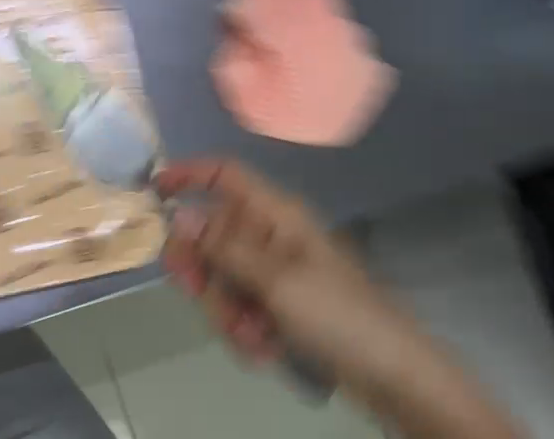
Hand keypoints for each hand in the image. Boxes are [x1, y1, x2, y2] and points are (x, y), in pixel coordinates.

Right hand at [156, 158, 433, 396]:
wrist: (399, 379)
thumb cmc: (340, 315)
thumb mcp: (275, 280)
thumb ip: (222, 247)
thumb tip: (177, 215)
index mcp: (275, 215)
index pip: (225, 175)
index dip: (189, 174)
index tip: (154, 192)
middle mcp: (272, 236)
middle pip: (212, 233)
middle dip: (202, 269)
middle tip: (196, 294)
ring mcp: (276, 272)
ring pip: (222, 276)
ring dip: (225, 309)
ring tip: (247, 339)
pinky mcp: (282, 306)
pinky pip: (241, 305)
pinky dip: (243, 328)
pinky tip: (260, 350)